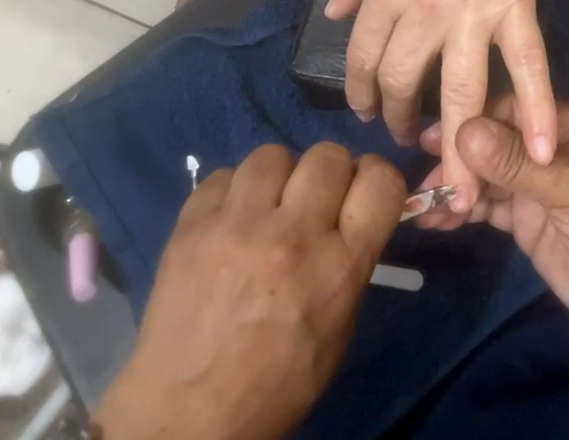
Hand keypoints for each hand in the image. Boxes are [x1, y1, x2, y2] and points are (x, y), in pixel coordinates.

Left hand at [97, 144, 406, 439]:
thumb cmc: (277, 382)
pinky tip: (229, 221)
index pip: (381, 180)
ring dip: (278, 177)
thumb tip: (354, 211)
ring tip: (266, 208)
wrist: (187, 416)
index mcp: (340, 266)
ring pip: (273, 155)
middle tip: (313, 203)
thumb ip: (352, 259)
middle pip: (328, 156)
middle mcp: (293, 234)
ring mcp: (237, 225)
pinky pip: (223, 175)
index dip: (376, 179)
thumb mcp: (339, 327)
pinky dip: (232, 192)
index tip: (363, 192)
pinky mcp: (191, 225)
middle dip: (329, 174)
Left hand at [328, 0, 554, 211]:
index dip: (359, 90)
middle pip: (402, 81)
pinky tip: (541, 155)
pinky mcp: (517, 9)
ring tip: (454, 187)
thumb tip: (334, 15)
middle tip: (398, 136)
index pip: (364, 56)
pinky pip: (528, 67)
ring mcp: (474, 13)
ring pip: (460, 93)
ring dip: (455, 145)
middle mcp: (424, 10)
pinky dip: (537, 110)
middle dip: (395, 118)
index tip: (364, 108)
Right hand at [412, 98, 568, 346]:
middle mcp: (548, 149)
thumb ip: (516, 164)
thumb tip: (461, 131)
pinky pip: (488, 209)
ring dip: (455, 187)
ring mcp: (537, 188)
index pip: (512, 110)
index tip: (431, 135)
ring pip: (485, 177)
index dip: (472, 121)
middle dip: (456, 156)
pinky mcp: (529, 223)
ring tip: (418, 202)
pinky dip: (462, 212)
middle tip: (419, 169)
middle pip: (493, 143)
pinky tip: (435, 220)